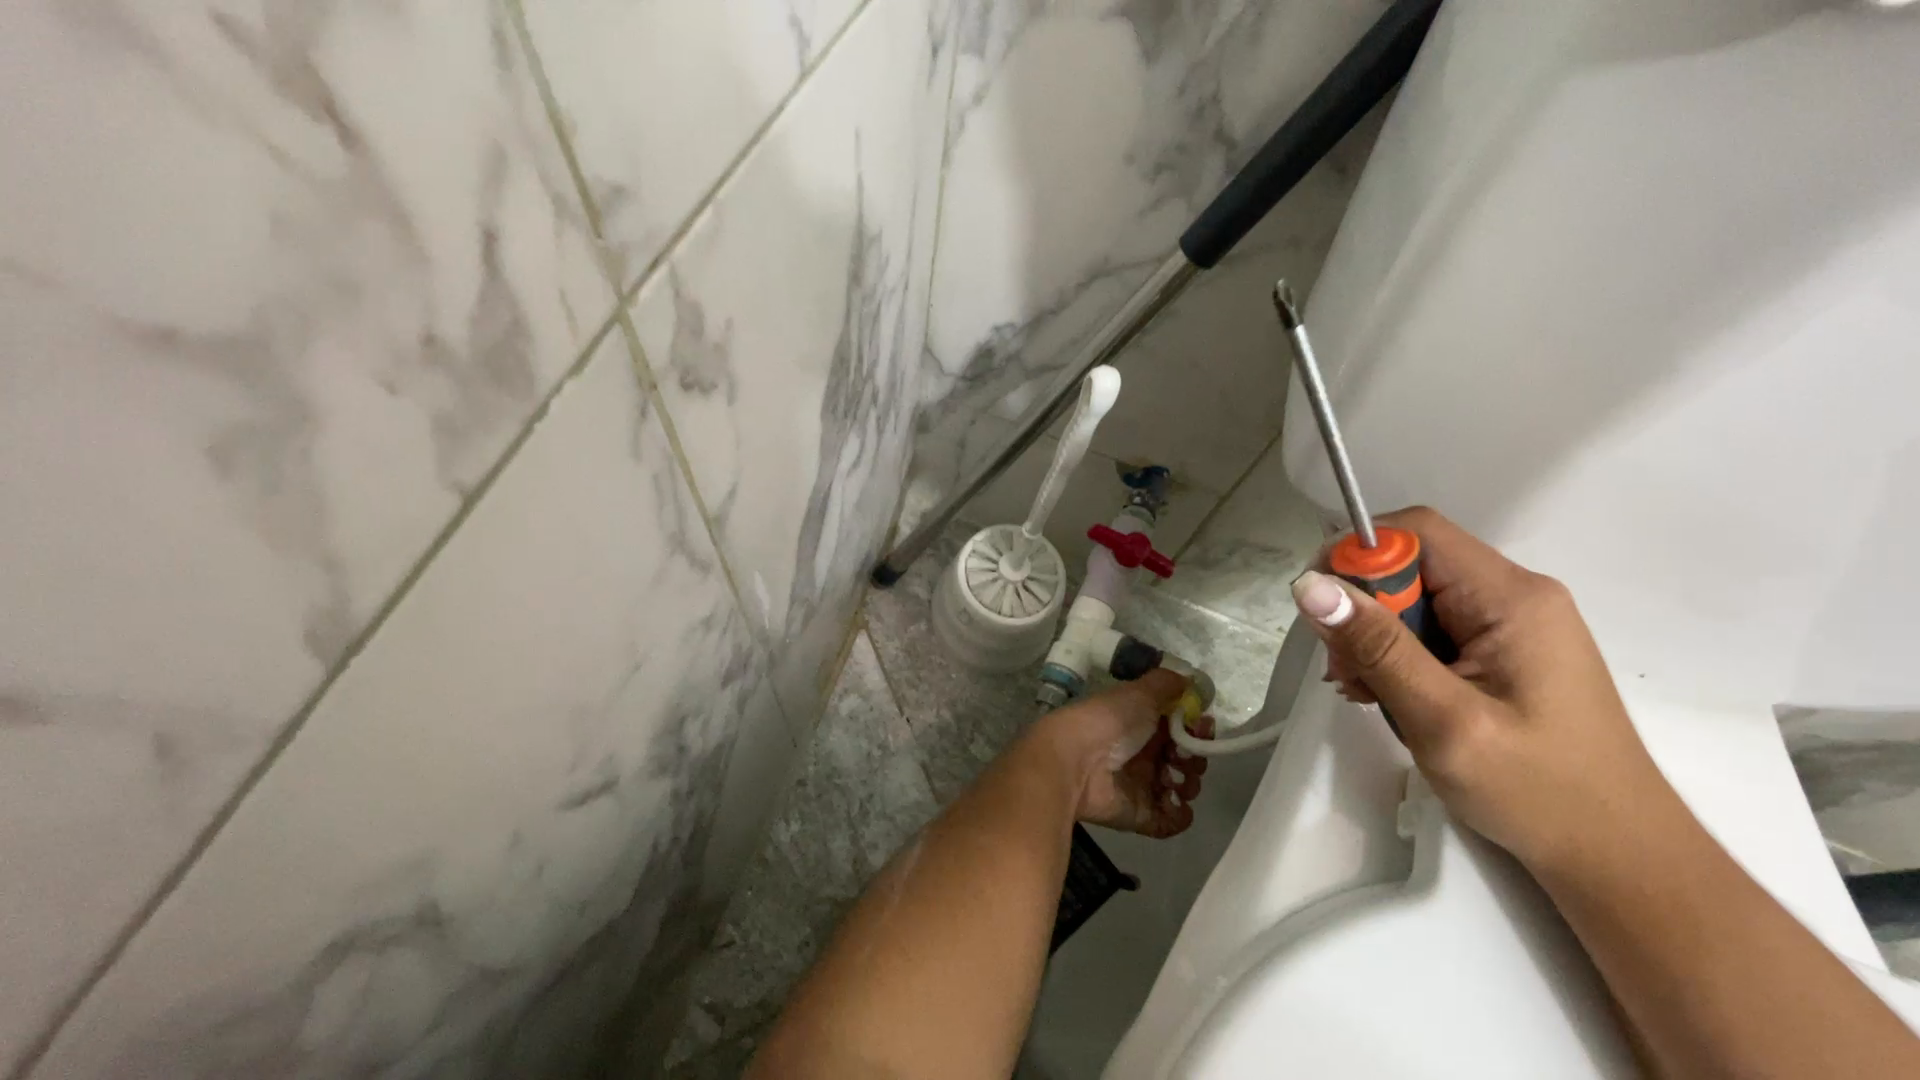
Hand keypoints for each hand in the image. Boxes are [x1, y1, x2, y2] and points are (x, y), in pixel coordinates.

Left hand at [1026, 670, 1210, 838]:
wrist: (1075, 761)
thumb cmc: (1110, 722)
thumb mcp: (1140, 692)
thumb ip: (1167, 684)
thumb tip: (1192, 681)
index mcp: (1140, 724)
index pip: (1178, 728)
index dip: (1195, 728)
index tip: (1202, 727)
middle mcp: (1142, 755)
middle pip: (1182, 759)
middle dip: (1196, 758)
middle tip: (1189, 759)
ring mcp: (1140, 786)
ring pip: (1179, 789)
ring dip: (1190, 785)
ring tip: (1182, 782)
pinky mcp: (1139, 814)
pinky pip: (1168, 821)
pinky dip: (1179, 816)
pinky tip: (1177, 803)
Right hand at [1288, 507, 1675, 873]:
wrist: (1616, 855)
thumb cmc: (1536, 790)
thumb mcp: (1443, 720)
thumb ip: (1377, 648)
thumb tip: (1309, 585)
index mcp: (1511, 598)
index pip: (1416, 532)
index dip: (1356, 554)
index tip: (1320, 609)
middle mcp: (1516, 596)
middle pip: (1413, 567)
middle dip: (1362, 610)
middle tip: (1344, 671)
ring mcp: (1514, 626)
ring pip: (1417, 602)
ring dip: (1376, 640)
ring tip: (1364, 693)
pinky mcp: (1506, 654)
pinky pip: (1434, 632)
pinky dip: (1399, 658)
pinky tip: (1389, 699)